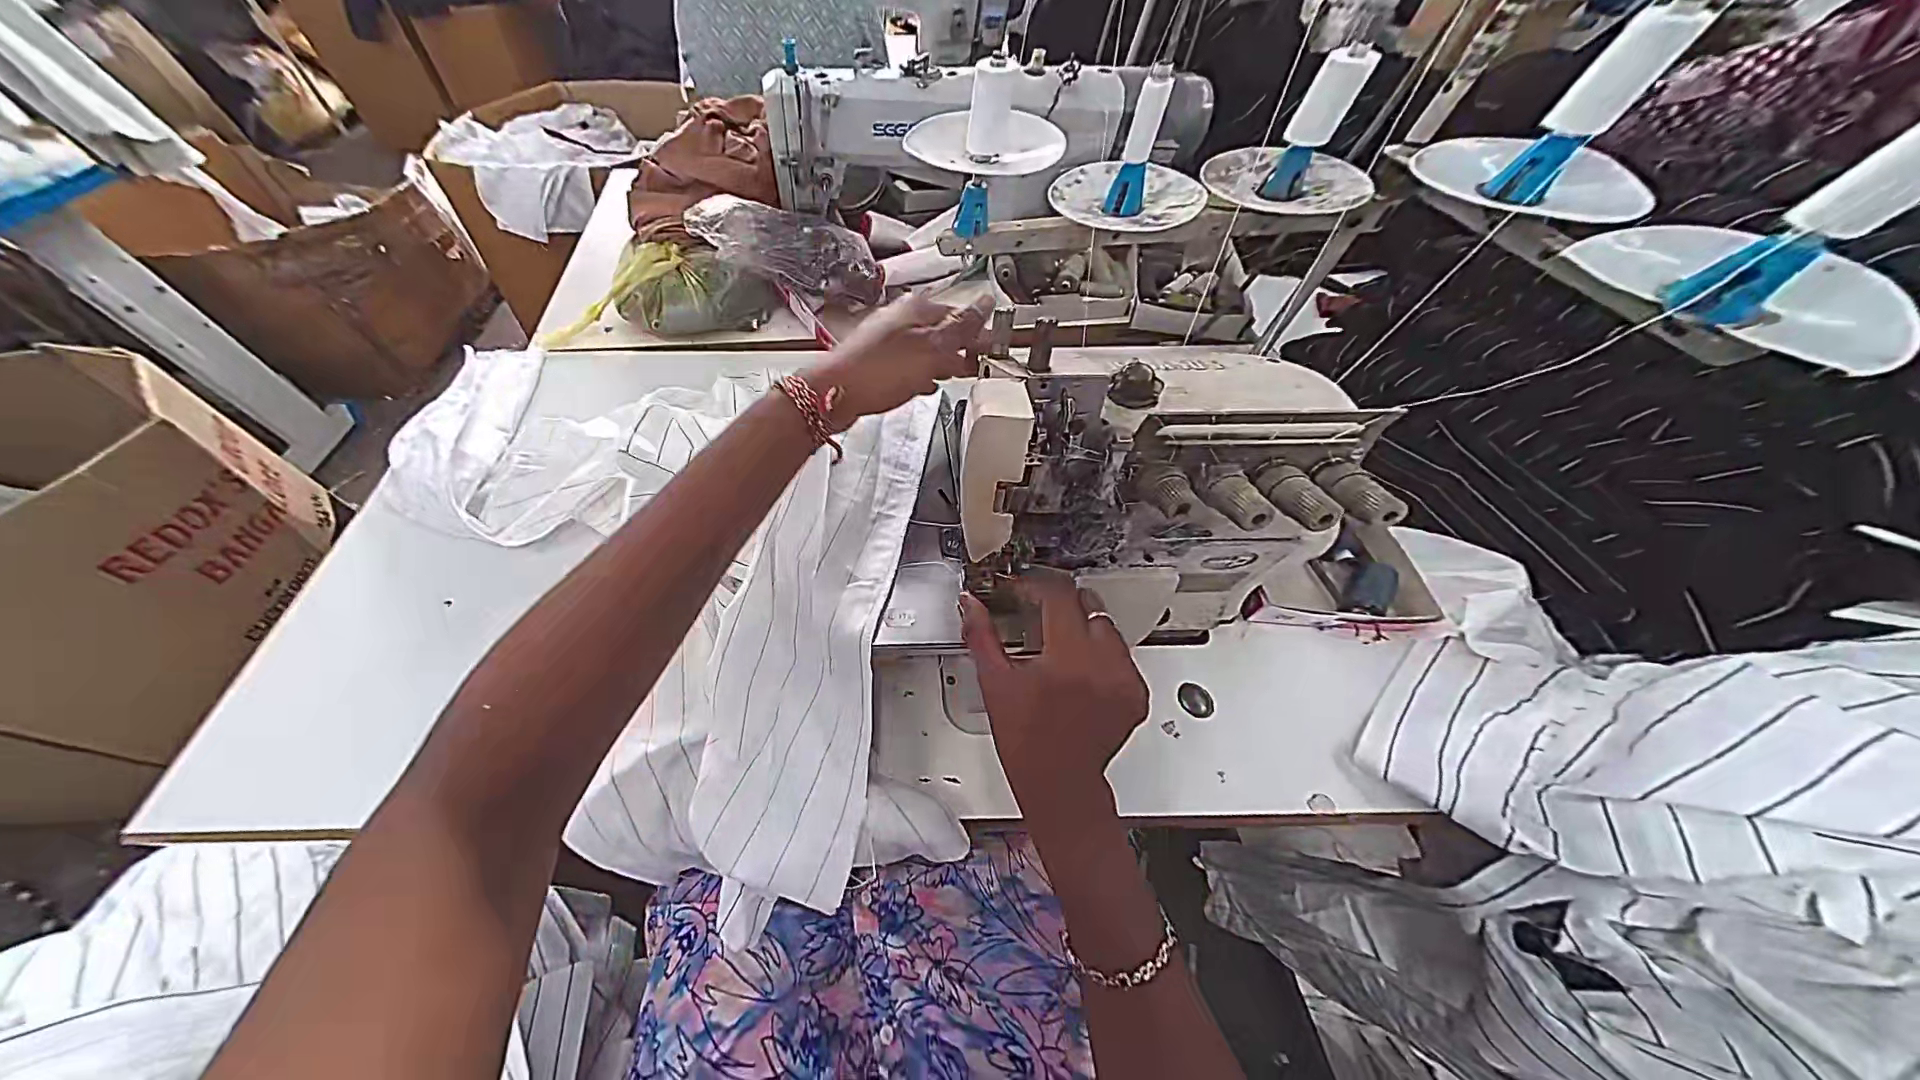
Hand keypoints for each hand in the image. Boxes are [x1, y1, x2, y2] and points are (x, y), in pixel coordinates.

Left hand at [807, 295, 988, 422]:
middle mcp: (901, 320)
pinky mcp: (879, 363)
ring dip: (943, 363)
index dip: (980, 332)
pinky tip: (924, 385)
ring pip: (927, 348)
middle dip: (962, 349)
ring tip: (952, 375)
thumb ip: (962, 328)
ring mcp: (888, 341)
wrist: (835, 395)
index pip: (960, 314)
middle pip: (943, 330)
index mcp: (916, 309)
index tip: (991, 348)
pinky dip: (922, 374)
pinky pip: (910, 365)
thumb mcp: (932, 349)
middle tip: (975, 365)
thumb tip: (984, 305)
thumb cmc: (876, 371)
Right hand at [958, 571, 1149, 827]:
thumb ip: (982, 635)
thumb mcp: (996, 682)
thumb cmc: (1027, 742)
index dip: (1036, 585)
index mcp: (1067, 657)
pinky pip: (1122, 656)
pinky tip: (1081, 671)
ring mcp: (1125, 679)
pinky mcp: (1137, 693)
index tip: (1024, 590)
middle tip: (1041, 614)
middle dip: (1062, 603)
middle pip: (1088, 603)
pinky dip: (1103, 655)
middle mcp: (1103, 664)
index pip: (1058, 594)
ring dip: (1084, 627)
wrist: (1059, 780)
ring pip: (1108, 626)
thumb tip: (971, 605)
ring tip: (1060, 647)